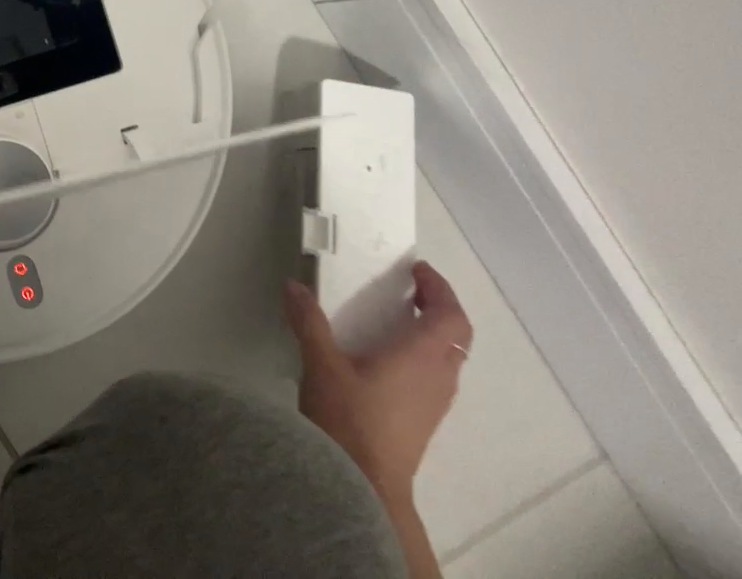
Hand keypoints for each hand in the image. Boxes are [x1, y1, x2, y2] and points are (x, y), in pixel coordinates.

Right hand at [285, 261, 473, 500]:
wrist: (366, 481)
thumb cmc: (349, 417)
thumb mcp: (320, 364)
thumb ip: (308, 322)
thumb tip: (295, 285)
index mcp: (420, 356)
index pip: (450, 316)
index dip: (440, 289)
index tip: (418, 270)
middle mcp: (438, 376)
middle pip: (456, 336)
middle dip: (438, 308)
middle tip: (409, 291)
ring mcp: (435, 401)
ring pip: (449, 357)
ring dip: (432, 332)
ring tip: (397, 320)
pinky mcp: (424, 418)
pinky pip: (436, 374)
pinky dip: (422, 353)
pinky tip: (388, 358)